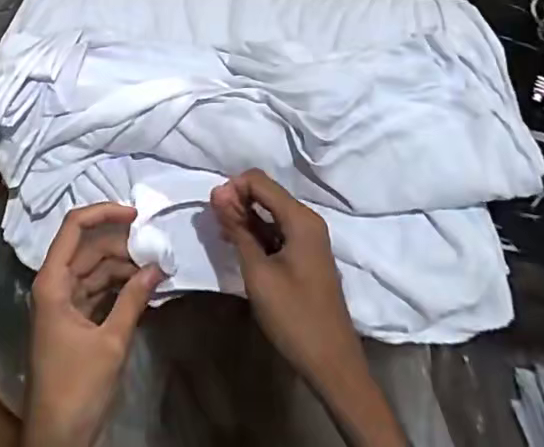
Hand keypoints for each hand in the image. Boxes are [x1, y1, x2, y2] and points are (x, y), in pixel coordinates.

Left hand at [25, 203, 163, 446]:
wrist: (56, 440)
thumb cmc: (76, 387)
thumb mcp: (110, 342)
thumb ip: (133, 298)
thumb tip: (157, 265)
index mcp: (52, 282)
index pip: (74, 227)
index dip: (104, 212)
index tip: (137, 214)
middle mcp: (54, 285)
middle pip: (89, 247)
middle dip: (123, 245)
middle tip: (156, 251)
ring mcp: (62, 303)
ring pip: (95, 268)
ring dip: (124, 267)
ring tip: (155, 270)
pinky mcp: (73, 320)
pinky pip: (97, 289)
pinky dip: (119, 286)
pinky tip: (143, 288)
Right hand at [210, 170, 405, 446]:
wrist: (331, 362)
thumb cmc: (293, 316)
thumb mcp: (258, 272)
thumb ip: (238, 228)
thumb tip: (218, 193)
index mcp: (300, 218)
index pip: (260, 181)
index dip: (233, 188)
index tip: (212, 210)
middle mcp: (307, 220)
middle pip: (266, 193)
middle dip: (237, 201)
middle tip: (214, 224)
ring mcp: (308, 238)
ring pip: (270, 213)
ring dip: (245, 218)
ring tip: (221, 234)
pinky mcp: (305, 255)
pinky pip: (277, 231)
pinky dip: (256, 233)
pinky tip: (238, 246)